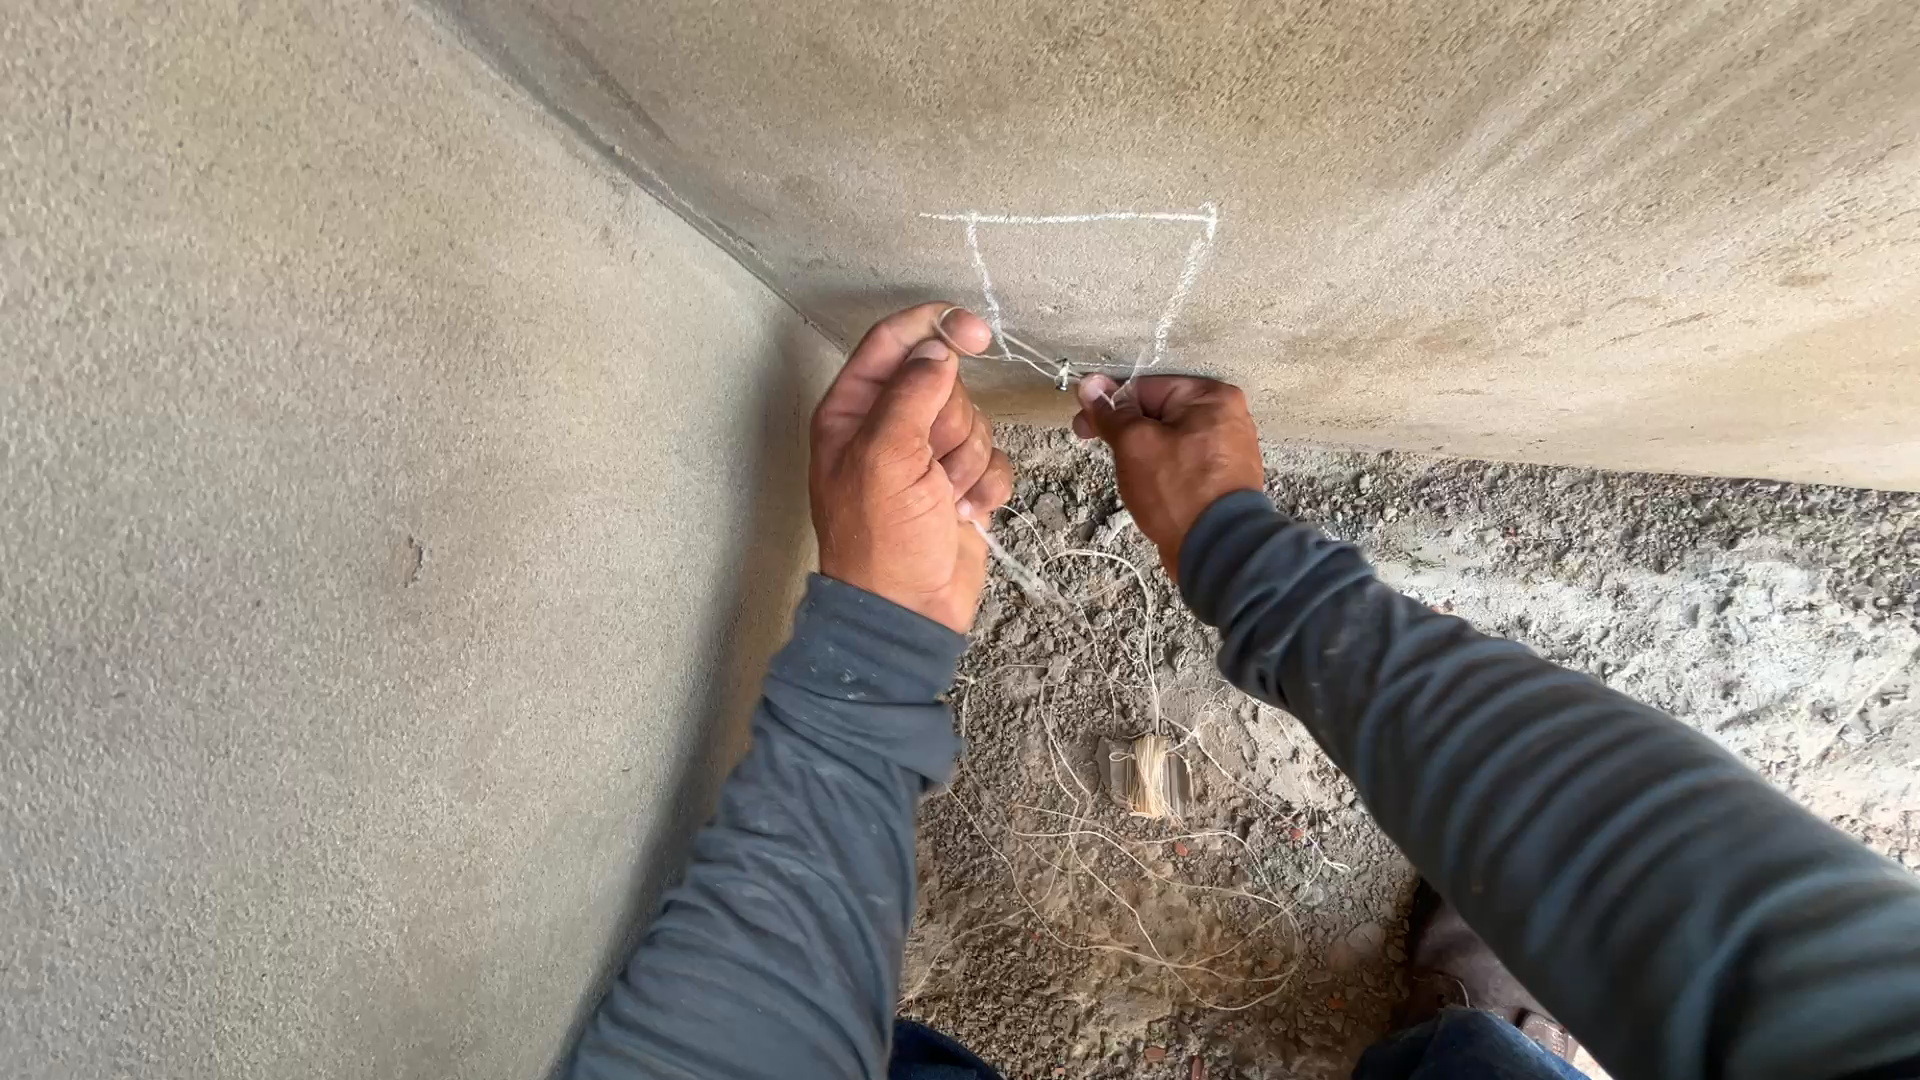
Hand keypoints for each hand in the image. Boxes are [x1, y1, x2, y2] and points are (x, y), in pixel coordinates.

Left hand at [810, 304, 1014, 632]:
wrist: (908, 609)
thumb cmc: (879, 541)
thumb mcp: (884, 458)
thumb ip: (911, 393)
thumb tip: (936, 349)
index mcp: (855, 412)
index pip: (894, 343)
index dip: (934, 328)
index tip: (974, 332)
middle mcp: (891, 427)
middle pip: (945, 384)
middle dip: (951, 425)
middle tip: (930, 466)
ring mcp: (928, 457)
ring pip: (975, 422)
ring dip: (967, 462)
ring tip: (942, 498)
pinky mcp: (961, 483)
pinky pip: (993, 460)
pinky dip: (985, 487)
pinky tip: (963, 513)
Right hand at [1072, 374, 1263, 581]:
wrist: (1217, 549)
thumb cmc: (1177, 490)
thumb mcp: (1134, 444)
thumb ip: (1112, 414)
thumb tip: (1089, 385)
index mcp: (1210, 396)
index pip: (1145, 388)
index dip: (1108, 405)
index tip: (1083, 425)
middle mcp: (1225, 417)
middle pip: (1157, 412)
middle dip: (1124, 431)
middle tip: (1098, 449)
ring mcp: (1225, 450)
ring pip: (1167, 440)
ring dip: (1141, 453)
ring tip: (1129, 476)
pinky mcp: (1219, 479)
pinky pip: (1180, 463)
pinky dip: (1159, 471)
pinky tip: (1148, 488)